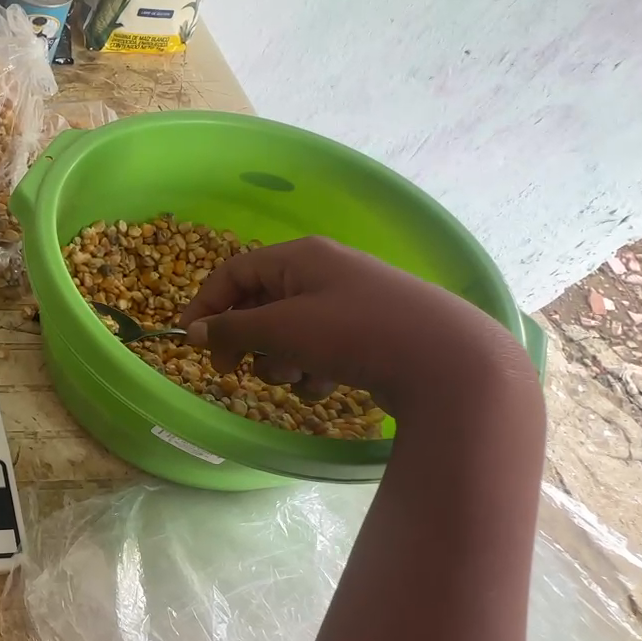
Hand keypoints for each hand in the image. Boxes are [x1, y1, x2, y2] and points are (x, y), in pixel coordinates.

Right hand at [178, 237, 536, 415]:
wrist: (452, 365)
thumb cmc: (356, 334)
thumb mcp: (282, 329)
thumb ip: (232, 328)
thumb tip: (196, 330)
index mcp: (300, 257)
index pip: (233, 273)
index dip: (206, 305)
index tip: (189, 340)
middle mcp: (323, 271)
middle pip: (258, 303)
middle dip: (245, 339)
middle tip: (231, 370)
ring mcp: (348, 301)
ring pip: (286, 330)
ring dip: (279, 358)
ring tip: (296, 377)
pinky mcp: (368, 331)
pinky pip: (318, 346)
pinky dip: (312, 367)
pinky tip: (327, 384)